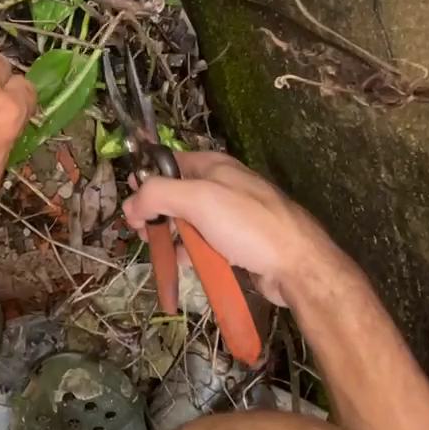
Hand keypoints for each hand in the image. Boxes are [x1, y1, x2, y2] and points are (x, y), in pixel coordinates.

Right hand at [122, 152, 355, 304]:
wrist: (297, 265)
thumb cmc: (247, 224)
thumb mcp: (197, 199)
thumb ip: (157, 194)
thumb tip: (132, 204)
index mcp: (211, 165)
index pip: (166, 163)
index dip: (144, 180)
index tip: (131, 206)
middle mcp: (220, 185)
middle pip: (173, 194)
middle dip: (153, 212)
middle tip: (143, 232)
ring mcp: (229, 214)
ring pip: (186, 221)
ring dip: (169, 234)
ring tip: (158, 249)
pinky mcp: (236, 241)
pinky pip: (202, 242)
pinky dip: (189, 251)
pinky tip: (182, 263)